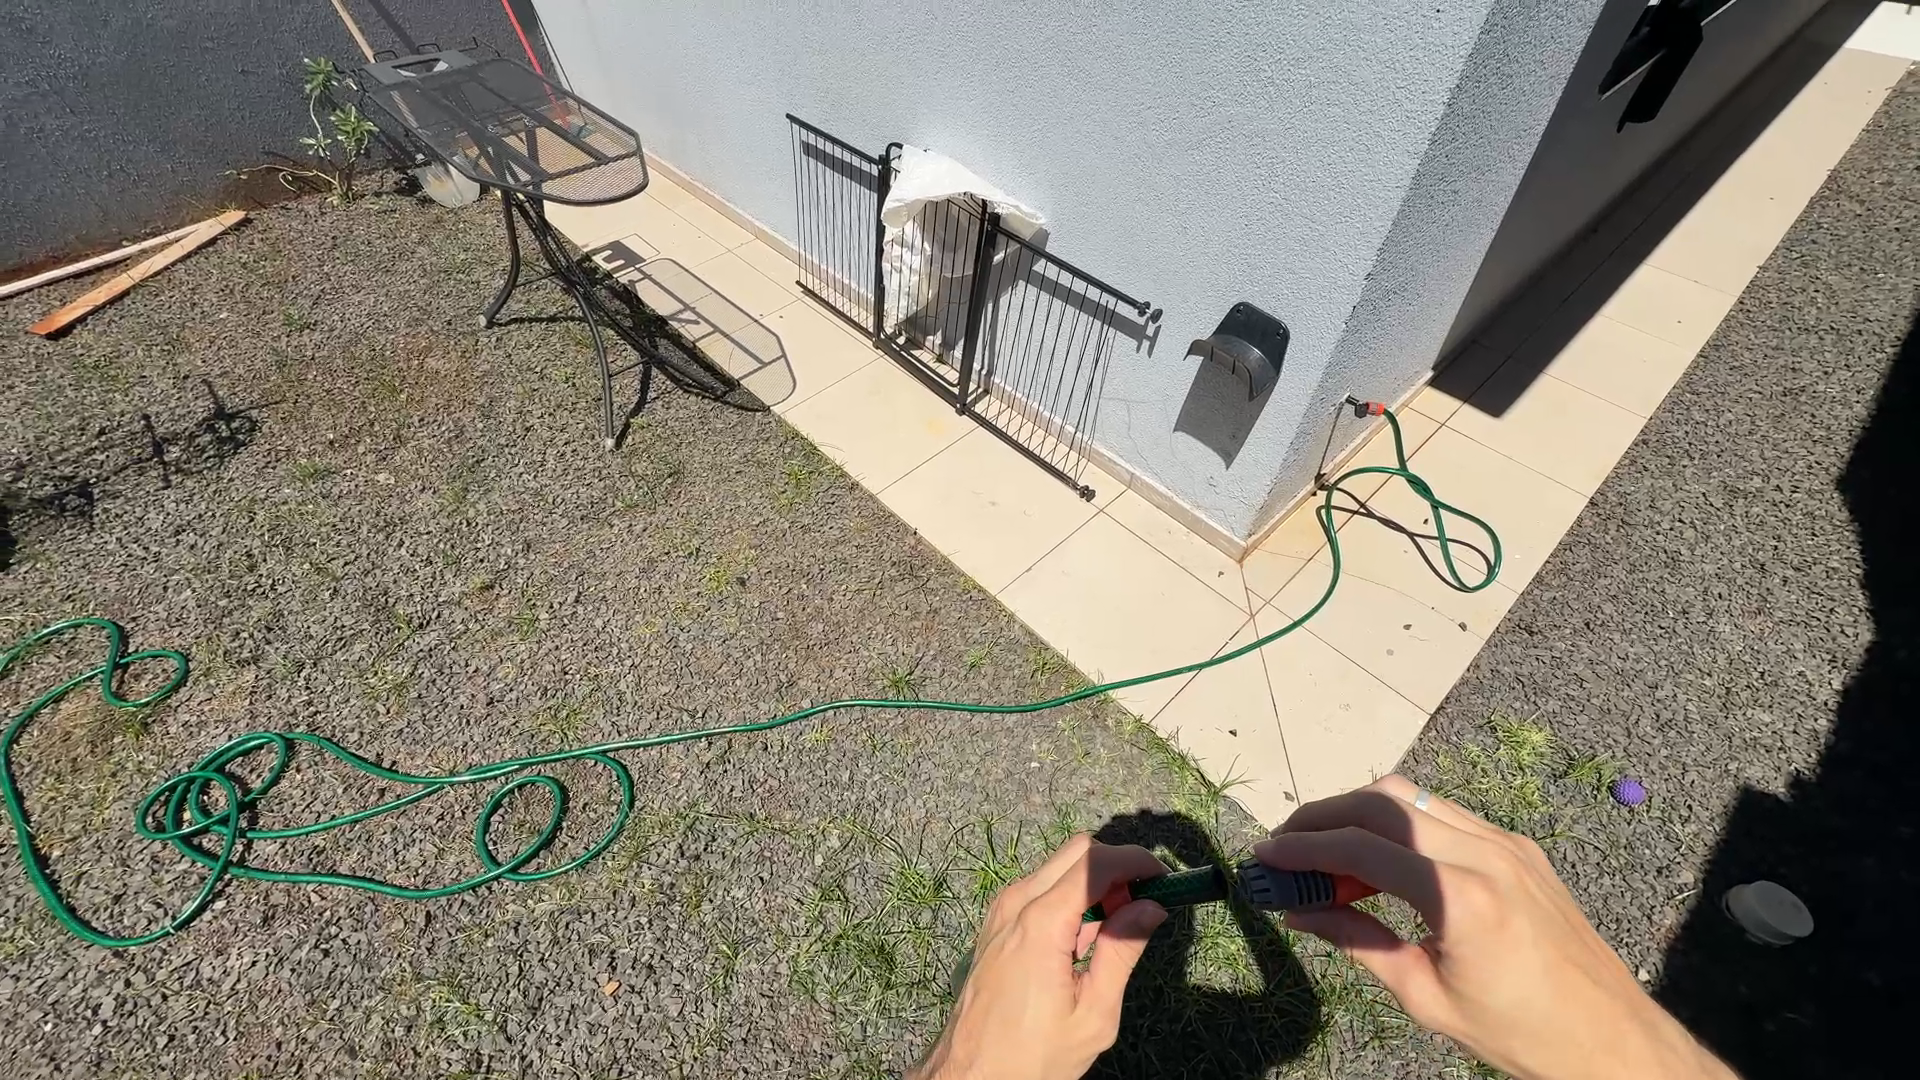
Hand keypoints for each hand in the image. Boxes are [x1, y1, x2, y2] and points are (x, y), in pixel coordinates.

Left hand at [909, 834, 1169, 1079]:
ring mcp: (1003, 906)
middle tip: (1142, 905)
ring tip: (1117, 929)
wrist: (970, 1074)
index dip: (1136, 862)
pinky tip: (1084, 937)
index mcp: (1041, 922)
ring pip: (1059, 865)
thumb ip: (1122, 952)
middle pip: (1077, 850)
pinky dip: (1071, 894)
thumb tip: (1151, 907)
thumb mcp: (1093, 1015)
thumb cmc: (1032, 1056)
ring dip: (1095, 881)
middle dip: (1117, 866)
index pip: (1096, 862)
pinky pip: (1042, 886)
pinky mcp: (998, 917)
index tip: (1165, 881)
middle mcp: (1018, 900)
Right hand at [1256, 775, 1732, 1079]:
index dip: (1302, 848)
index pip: (1360, 848)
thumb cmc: (1520, 1034)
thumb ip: (1354, 940)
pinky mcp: (1516, 842)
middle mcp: (1484, 853)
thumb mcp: (1424, 997)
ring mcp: (1504, 840)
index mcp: (1462, 898)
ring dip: (1353, 811)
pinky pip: (1437, 810)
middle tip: (1286, 843)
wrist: (1622, 1046)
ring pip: (1405, 794)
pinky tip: (1379, 853)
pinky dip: (1393, 820)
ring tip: (1325, 846)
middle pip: (1378, 802)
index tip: (1263, 855)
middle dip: (1320, 816)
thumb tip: (1294, 909)